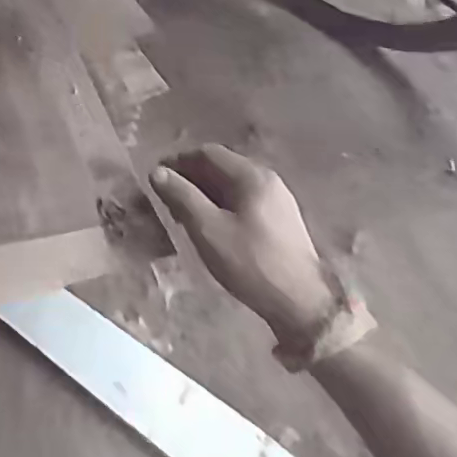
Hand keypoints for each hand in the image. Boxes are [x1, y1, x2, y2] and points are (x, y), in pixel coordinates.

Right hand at [150, 145, 340, 347]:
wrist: (300, 302)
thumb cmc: (250, 262)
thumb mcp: (207, 228)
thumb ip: (181, 195)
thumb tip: (157, 172)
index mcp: (252, 177)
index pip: (207, 153)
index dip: (177, 161)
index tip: (155, 179)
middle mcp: (267, 181)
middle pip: (219, 167)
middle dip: (188, 177)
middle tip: (164, 198)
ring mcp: (276, 200)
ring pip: (229, 185)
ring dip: (201, 192)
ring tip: (180, 213)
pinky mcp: (277, 219)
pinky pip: (240, 200)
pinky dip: (217, 204)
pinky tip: (205, 225)